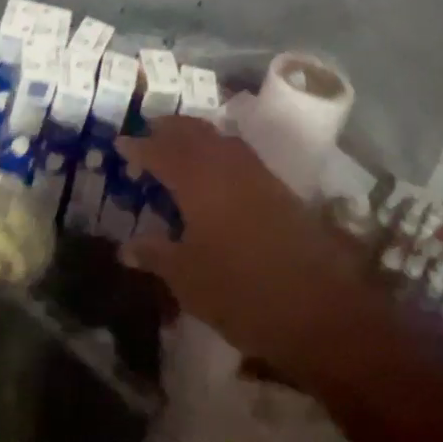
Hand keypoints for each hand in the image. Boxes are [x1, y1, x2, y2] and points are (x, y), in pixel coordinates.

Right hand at [116, 116, 369, 365]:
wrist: (321, 311)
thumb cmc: (242, 292)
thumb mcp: (187, 279)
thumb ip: (156, 255)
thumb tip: (127, 246)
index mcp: (197, 180)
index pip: (160, 151)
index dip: (139, 147)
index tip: (121, 145)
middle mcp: (227, 166)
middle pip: (193, 132)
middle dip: (168, 130)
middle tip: (147, 136)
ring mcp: (258, 175)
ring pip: (220, 139)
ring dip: (196, 136)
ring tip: (179, 149)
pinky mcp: (281, 191)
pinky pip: (240, 156)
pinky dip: (220, 153)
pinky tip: (217, 174)